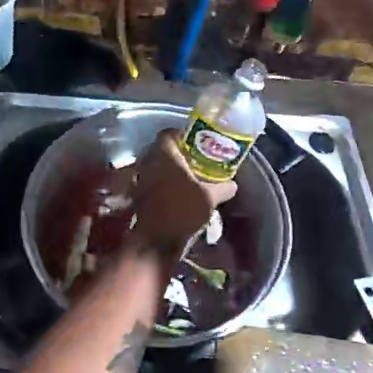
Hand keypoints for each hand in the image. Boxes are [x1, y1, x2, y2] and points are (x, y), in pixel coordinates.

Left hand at [129, 131, 236, 257]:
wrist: (157, 239)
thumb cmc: (183, 210)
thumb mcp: (210, 197)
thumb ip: (223, 187)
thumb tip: (233, 184)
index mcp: (163, 154)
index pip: (169, 133)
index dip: (182, 134)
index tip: (197, 142)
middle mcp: (148, 161)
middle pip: (162, 149)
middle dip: (178, 153)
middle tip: (196, 159)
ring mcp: (140, 178)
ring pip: (156, 166)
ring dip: (170, 169)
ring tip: (189, 177)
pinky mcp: (139, 195)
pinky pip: (152, 181)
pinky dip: (163, 183)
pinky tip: (178, 192)